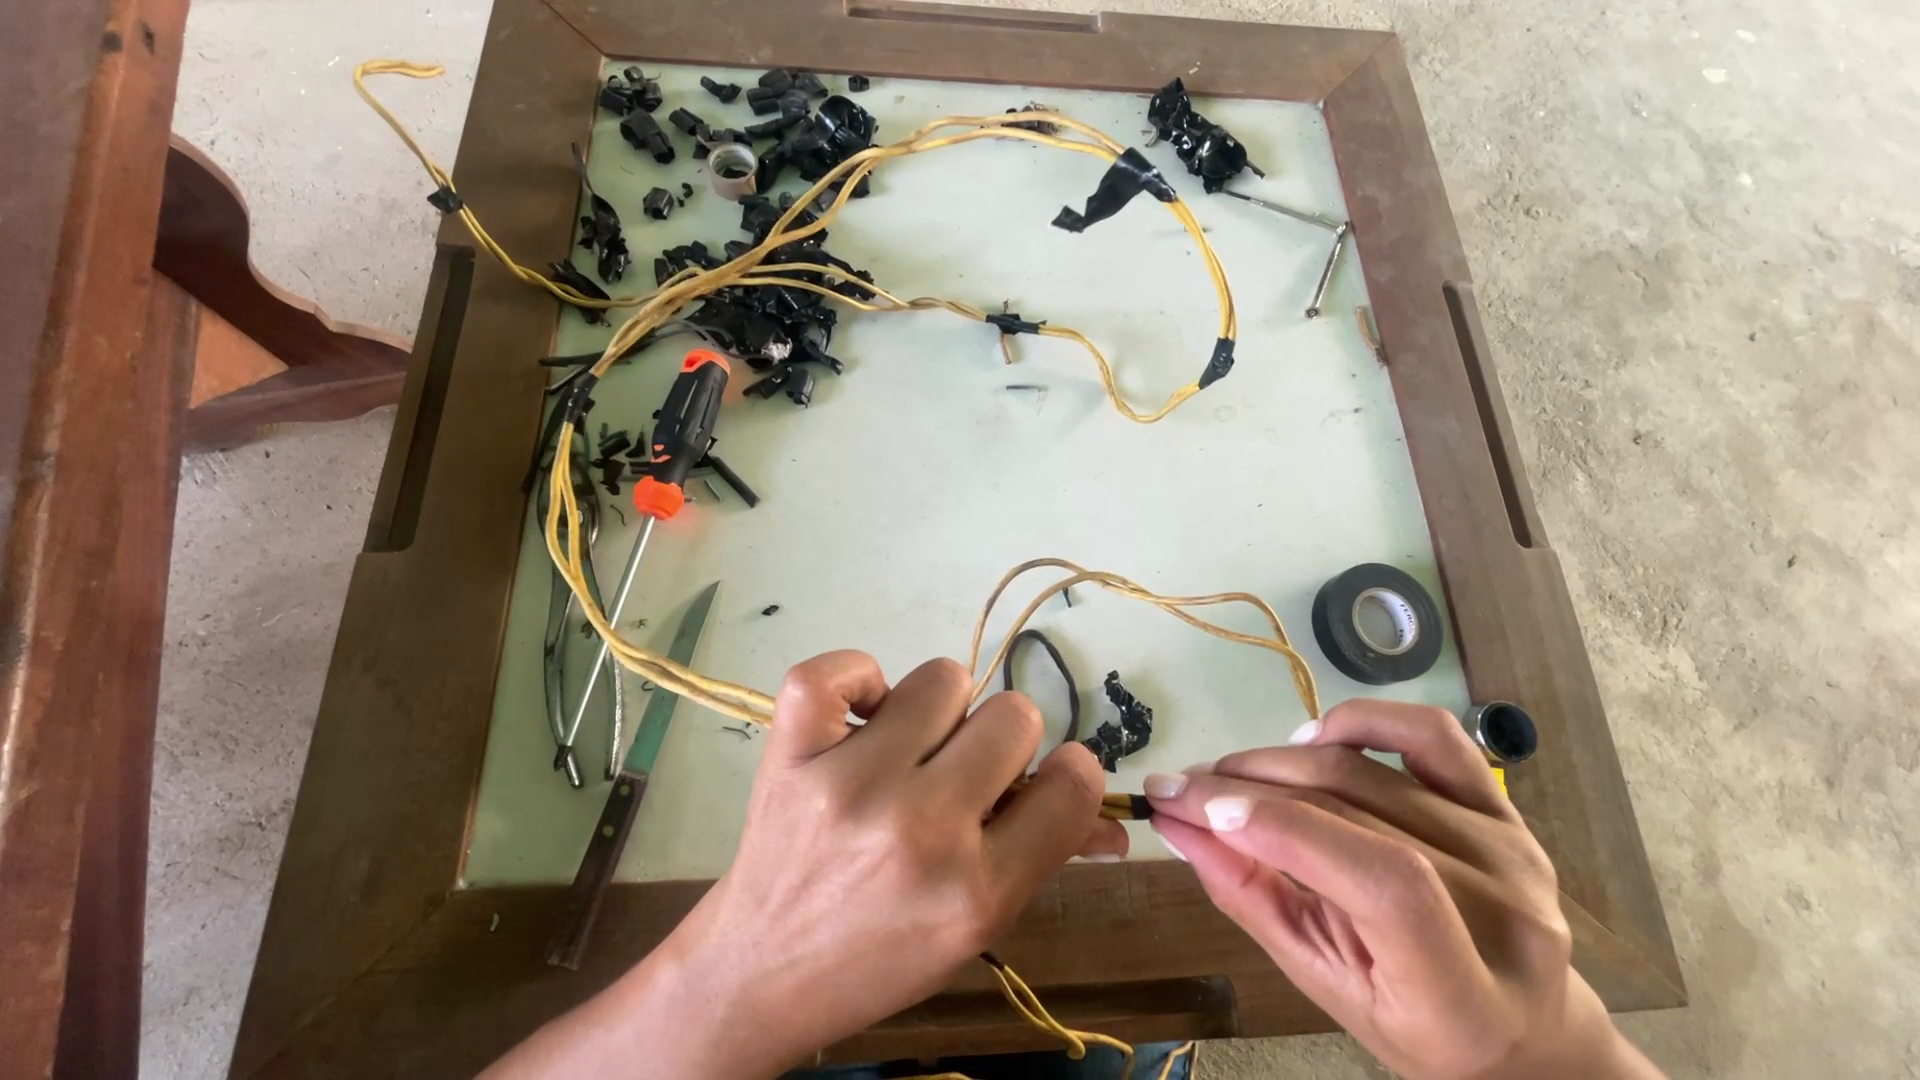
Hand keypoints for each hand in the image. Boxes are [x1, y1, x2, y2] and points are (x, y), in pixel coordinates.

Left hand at [490, 651, 1122, 1078]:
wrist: (762, 970)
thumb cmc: (881, 953)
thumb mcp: (975, 928)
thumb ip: (1044, 858)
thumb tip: (1111, 821)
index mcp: (977, 890)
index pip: (1073, 785)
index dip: (1071, 771)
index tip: (1043, 778)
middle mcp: (920, 830)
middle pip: (1014, 716)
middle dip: (1001, 743)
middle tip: (964, 774)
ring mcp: (850, 784)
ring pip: (943, 679)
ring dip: (938, 712)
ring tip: (910, 752)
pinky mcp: (791, 753)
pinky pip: (839, 668)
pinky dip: (858, 679)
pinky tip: (860, 719)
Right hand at [1146, 700, 1660, 1079]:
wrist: (1522, 1022)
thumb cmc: (1410, 1021)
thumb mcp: (1319, 979)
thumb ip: (1248, 896)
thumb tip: (1174, 822)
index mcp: (1462, 991)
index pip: (1381, 883)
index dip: (1286, 830)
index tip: (1197, 810)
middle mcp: (1502, 905)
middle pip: (1358, 809)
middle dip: (1248, 787)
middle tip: (1180, 788)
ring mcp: (1508, 845)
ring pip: (1369, 768)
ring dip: (1276, 760)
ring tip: (1228, 776)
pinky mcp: (1503, 805)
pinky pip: (1430, 732)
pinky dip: (1360, 719)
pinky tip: (1309, 738)